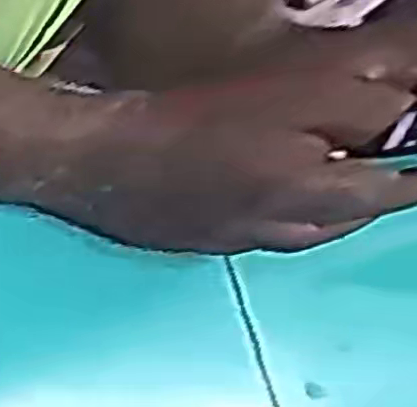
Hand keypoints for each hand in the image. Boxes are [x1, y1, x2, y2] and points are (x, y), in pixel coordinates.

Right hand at [44, 22, 416, 252]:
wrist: (92, 157)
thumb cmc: (186, 122)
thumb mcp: (308, 95)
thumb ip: (374, 113)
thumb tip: (406, 128)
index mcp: (295, 194)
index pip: (389, 195)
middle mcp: (254, 229)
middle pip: (333, 226)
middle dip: (365, 202)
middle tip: (382, 173)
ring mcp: (207, 240)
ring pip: (282, 236)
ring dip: (309, 215)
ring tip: (317, 186)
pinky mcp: (173, 241)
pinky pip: (234, 239)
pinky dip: (258, 222)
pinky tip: (251, 197)